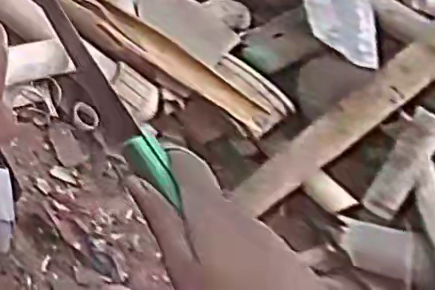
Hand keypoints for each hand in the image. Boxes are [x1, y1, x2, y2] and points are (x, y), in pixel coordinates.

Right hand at [128, 148, 327, 289]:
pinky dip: (249, 261)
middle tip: (179, 248)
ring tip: (214, 276)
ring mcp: (275, 241)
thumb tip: (135, 180)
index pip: (181, 158)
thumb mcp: (181, 266)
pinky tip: (245, 286)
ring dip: (219, 240)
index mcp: (210, 208)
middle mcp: (244, 215)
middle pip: (207, 198)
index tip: (144, 173)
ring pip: (234, 226)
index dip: (159, 160)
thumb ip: (160, 219)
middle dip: (190, 214)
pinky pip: (261, 250)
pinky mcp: (298, 267)